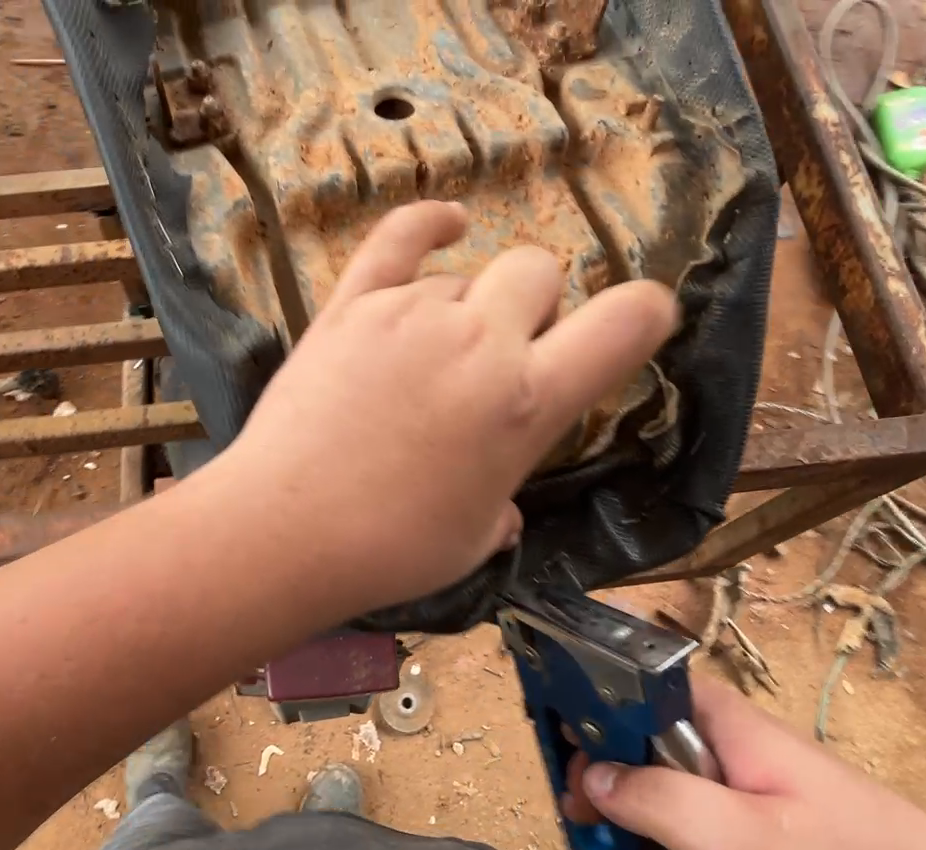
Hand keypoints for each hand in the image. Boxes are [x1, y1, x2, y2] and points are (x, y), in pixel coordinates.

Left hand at [204, 201, 677, 614]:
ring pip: (467, 274)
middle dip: (535, 309)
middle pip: (538, 272)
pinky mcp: (351, 305)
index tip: (633, 329)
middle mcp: (482, 340)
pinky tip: (448, 223)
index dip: (644, 315)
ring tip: (430, 364)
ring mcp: (412, 313)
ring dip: (467, 307)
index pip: (628, 321)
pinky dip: (428, 226)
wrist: (282, 531)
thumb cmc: (388, 550)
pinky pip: (399, 238)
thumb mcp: (472, 542)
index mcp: (529, 401)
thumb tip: (501, 507)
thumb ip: (501, 507)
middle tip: (499, 366)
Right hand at [566, 678, 925, 849]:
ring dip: (624, 801)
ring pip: (661, 775)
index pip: (643, 682)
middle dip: (598, 760)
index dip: (592, 697)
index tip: (554, 737)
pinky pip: (687, 812)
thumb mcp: (744, 842)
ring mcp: (744, 785)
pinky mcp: (755, 824)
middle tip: (570, 809)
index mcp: (728, 724)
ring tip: (597, 840)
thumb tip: (592, 776)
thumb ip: (662, 803)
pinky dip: (655, 829)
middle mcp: (731, 744)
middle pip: (642, 730)